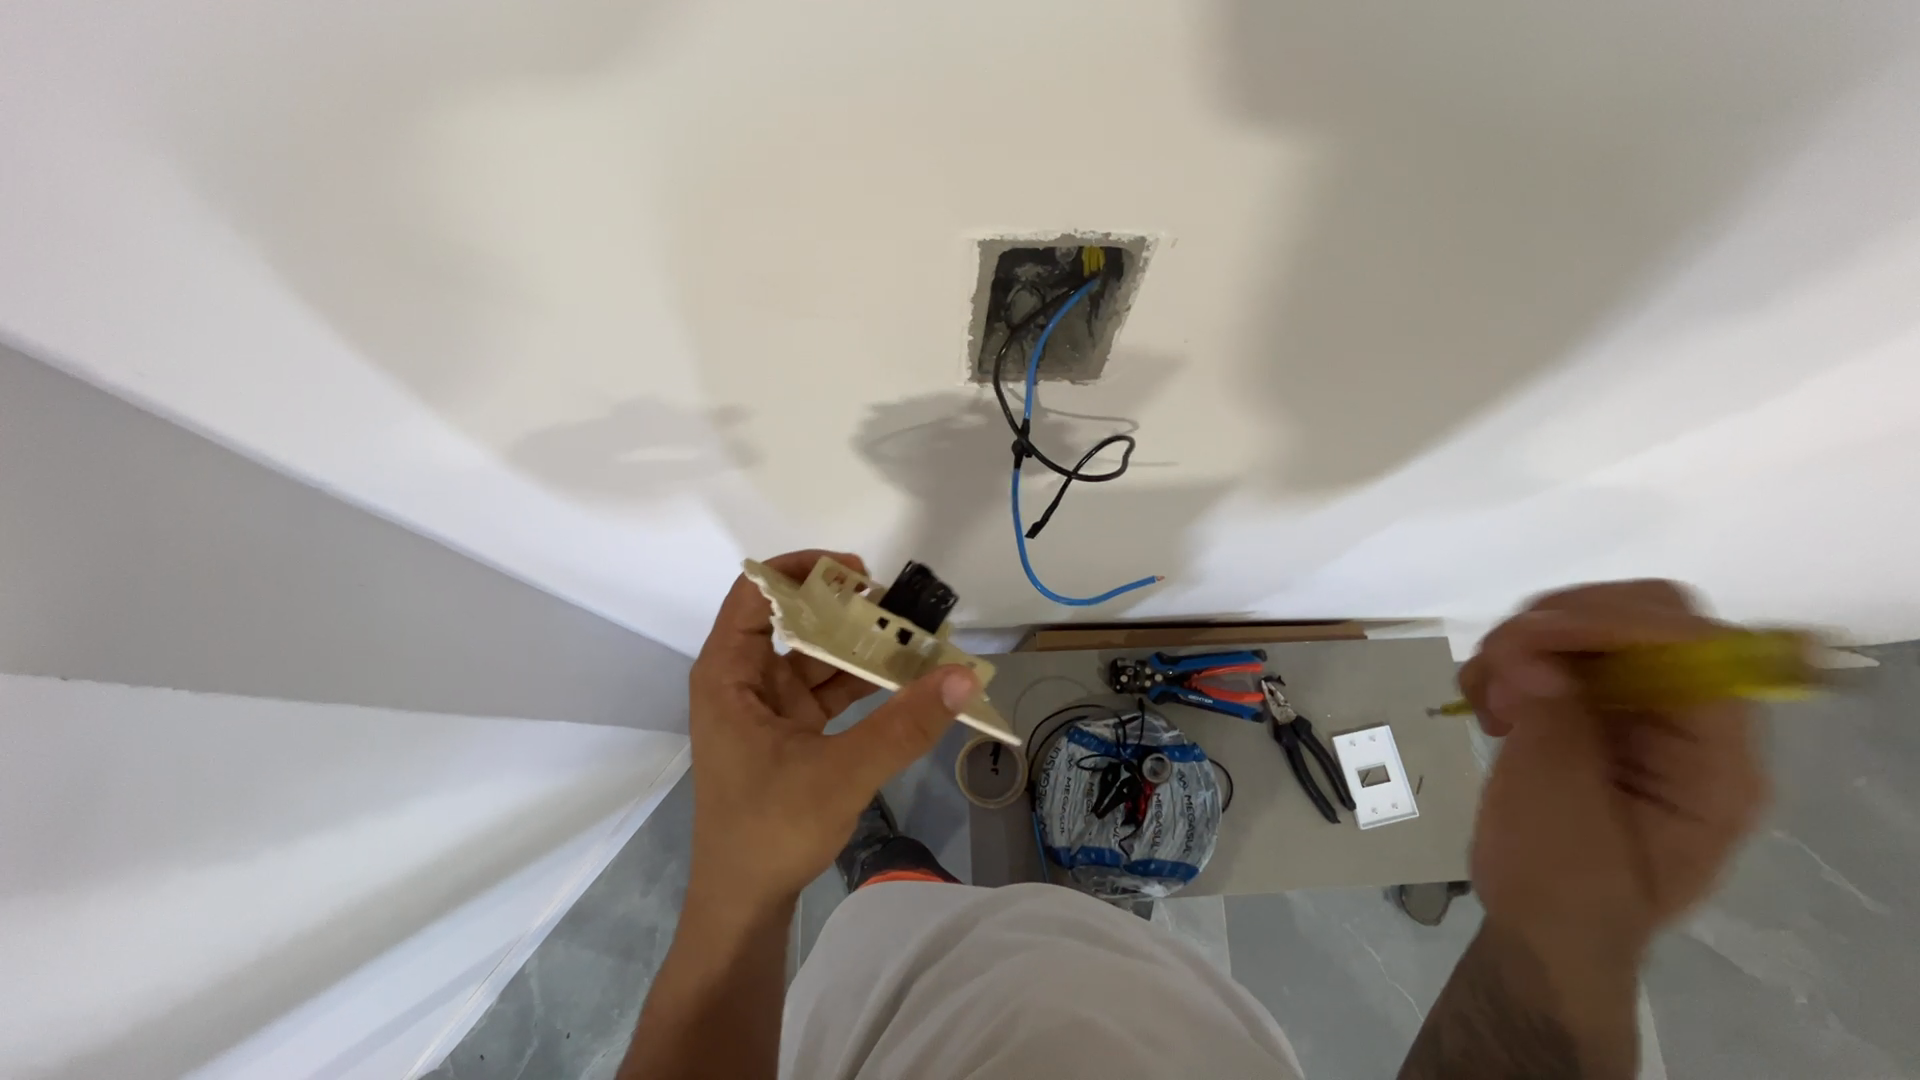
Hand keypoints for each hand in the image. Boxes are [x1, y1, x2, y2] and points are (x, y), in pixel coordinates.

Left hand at [686, 550, 977, 906]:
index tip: (856, 573)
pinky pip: (829, 692)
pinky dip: (863, 683)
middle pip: (792, 622)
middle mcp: (744, 682)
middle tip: (899, 605)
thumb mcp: (840, 773)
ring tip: (915, 637)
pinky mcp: (791, 733)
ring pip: (817, 658)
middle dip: (844, 610)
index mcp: (729, 676)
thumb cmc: (770, 830)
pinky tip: (905, 680)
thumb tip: (964, 677)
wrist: (745, 902)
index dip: (801, 571)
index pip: (754, 594)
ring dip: (860, 648)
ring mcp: (768, 709)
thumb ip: (903, 725)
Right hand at [1459, 581, 1769, 965]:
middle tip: (1499, 662)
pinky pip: (1559, 653)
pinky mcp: (1597, 714)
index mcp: (1714, 762)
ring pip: (1594, 626)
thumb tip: (1529, 654)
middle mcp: (1690, 725)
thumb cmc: (1560, 888)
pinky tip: (1487, 702)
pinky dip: (1512, 660)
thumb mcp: (1555, 812)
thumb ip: (1551, 726)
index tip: (1525, 638)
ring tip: (1484, 695)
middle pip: (1650, 619)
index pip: (1695, 651)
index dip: (1613, 624)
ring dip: (1525, 643)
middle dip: (1563, 624)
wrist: (1543, 930)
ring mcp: (1642, 715)